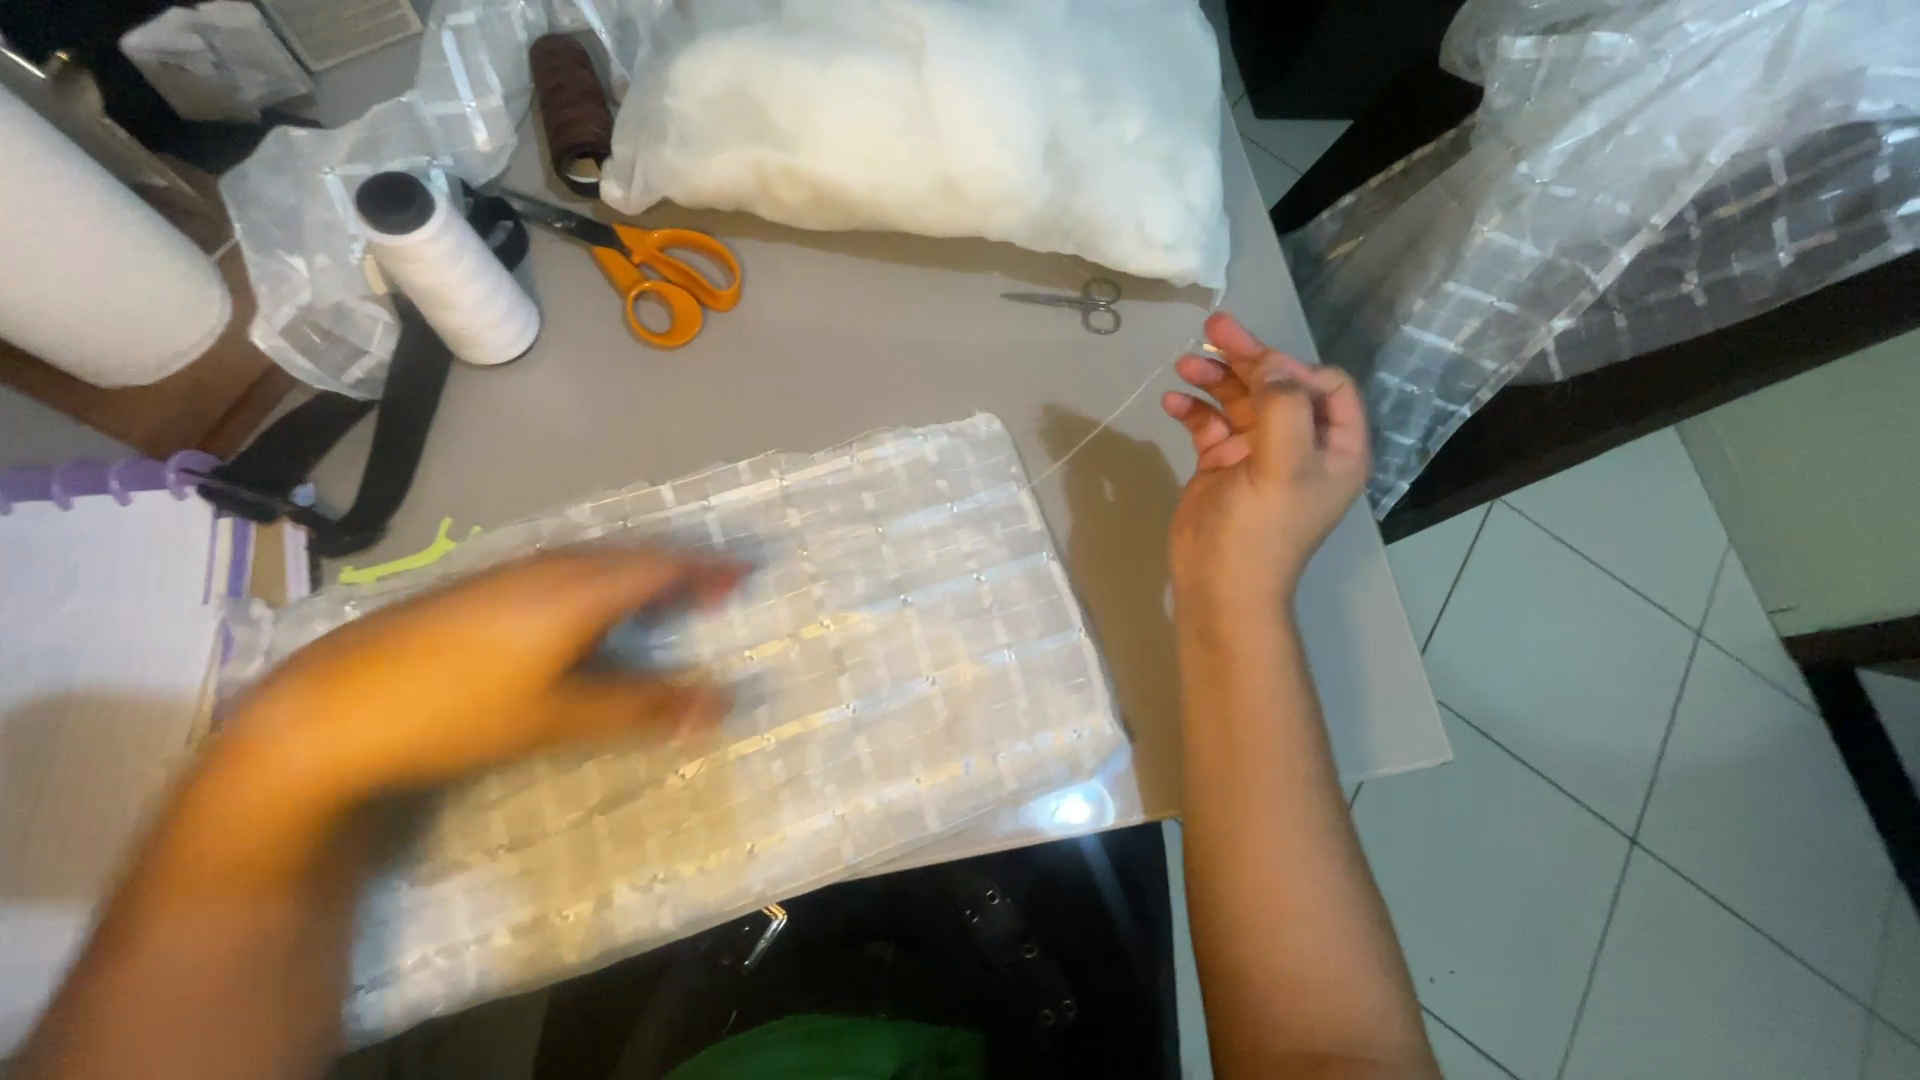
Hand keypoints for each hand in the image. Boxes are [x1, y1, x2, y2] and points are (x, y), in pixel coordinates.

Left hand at [221, 547, 745, 808]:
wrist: (329, 708)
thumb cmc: (458, 713)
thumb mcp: (560, 718)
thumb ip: (644, 707)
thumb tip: (721, 704)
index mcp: (577, 590)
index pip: (661, 567)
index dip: (707, 571)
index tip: (744, 575)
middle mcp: (547, 566)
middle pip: (630, 554)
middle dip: (677, 569)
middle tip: (710, 591)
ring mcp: (506, 571)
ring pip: (593, 558)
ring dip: (636, 572)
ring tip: (659, 597)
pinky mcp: (477, 585)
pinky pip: (562, 566)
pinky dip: (598, 578)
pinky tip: (585, 607)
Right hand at [1161, 311, 1368, 615]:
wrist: (1219, 587)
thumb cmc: (1260, 531)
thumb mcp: (1284, 467)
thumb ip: (1283, 408)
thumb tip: (1270, 363)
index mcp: (1335, 446)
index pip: (1325, 385)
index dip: (1293, 369)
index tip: (1257, 369)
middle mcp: (1301, 444)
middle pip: (1277, 384)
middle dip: (1246, 357)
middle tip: (1211, 328)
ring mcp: (1257, 453)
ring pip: (1239, 399)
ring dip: (1214, 378)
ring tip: (1184, 365)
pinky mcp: (1221, 463)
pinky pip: (1209, 423)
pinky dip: (1193, 409)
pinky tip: (1172, 402)